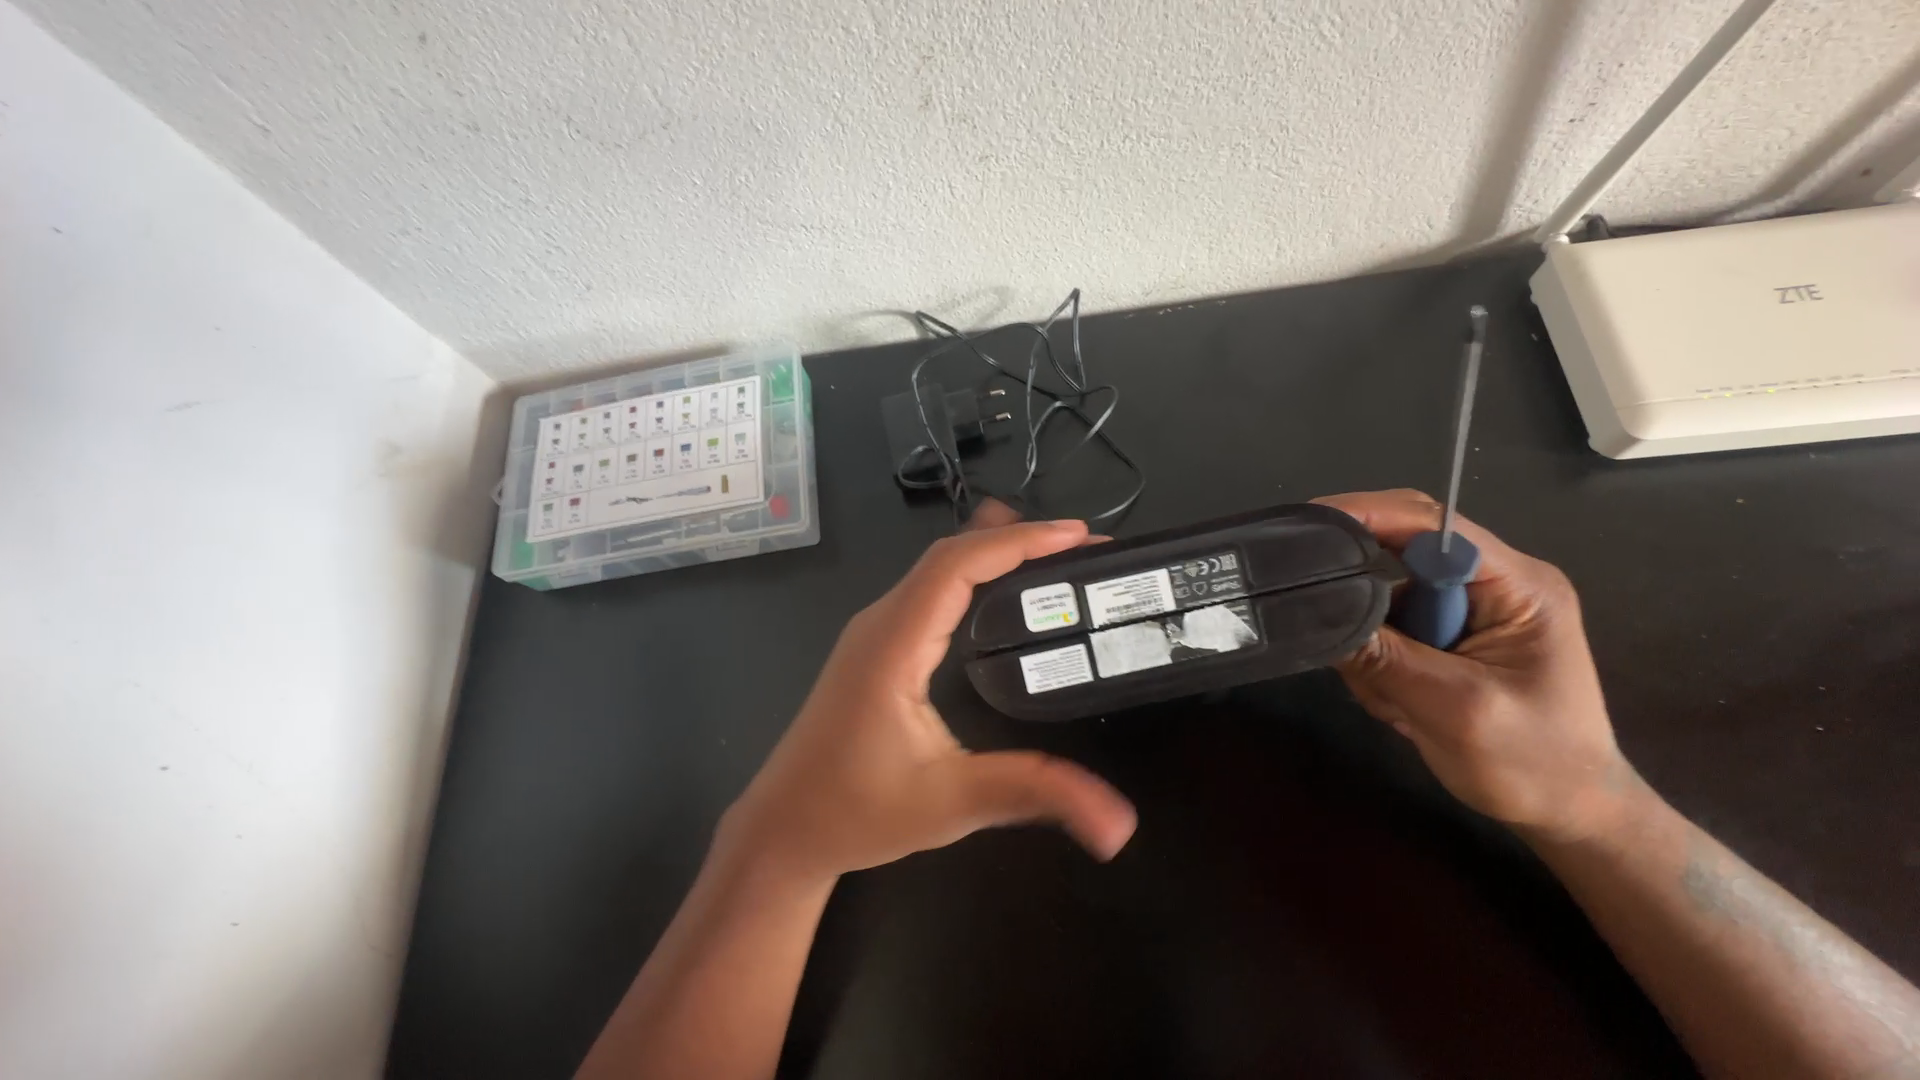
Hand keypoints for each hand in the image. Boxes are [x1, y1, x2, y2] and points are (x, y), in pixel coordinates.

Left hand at [716, 501, 1137, 885]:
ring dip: (993, 552)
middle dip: (1017, 539)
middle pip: (948, 555)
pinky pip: (926, 591)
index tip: (1076, 536)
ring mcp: (871, 633)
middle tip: (1082, 546)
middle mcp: (878, 624)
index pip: (956, 567)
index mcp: (892, 645)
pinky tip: (1001, 589)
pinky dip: (971, 575)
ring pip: (935, 569)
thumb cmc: (857, 813)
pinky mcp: (873, 647)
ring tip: (1055, 556)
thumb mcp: (951, 804)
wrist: (784, 829)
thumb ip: (1034, 795)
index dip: (1017, 542)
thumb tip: (1120, 825)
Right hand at [1313, 489, 1635, 841]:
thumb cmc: (1534, 763)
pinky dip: (1378, 664)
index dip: (1366, 515)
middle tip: (1322, 624)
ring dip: (1372, 645)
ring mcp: (1470, 610)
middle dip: (1362, 594)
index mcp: (1517, 585)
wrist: (1570, 814)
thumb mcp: (1454, 710)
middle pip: (1402, 551)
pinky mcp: (1450, 637)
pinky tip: (1398, 704)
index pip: (1431, 525)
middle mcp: (1494, 583)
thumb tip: (1312, 614)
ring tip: (1392, 701)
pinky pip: (1389, 629)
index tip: (1305, 524)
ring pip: (1386, 597)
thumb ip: (1384, 658)